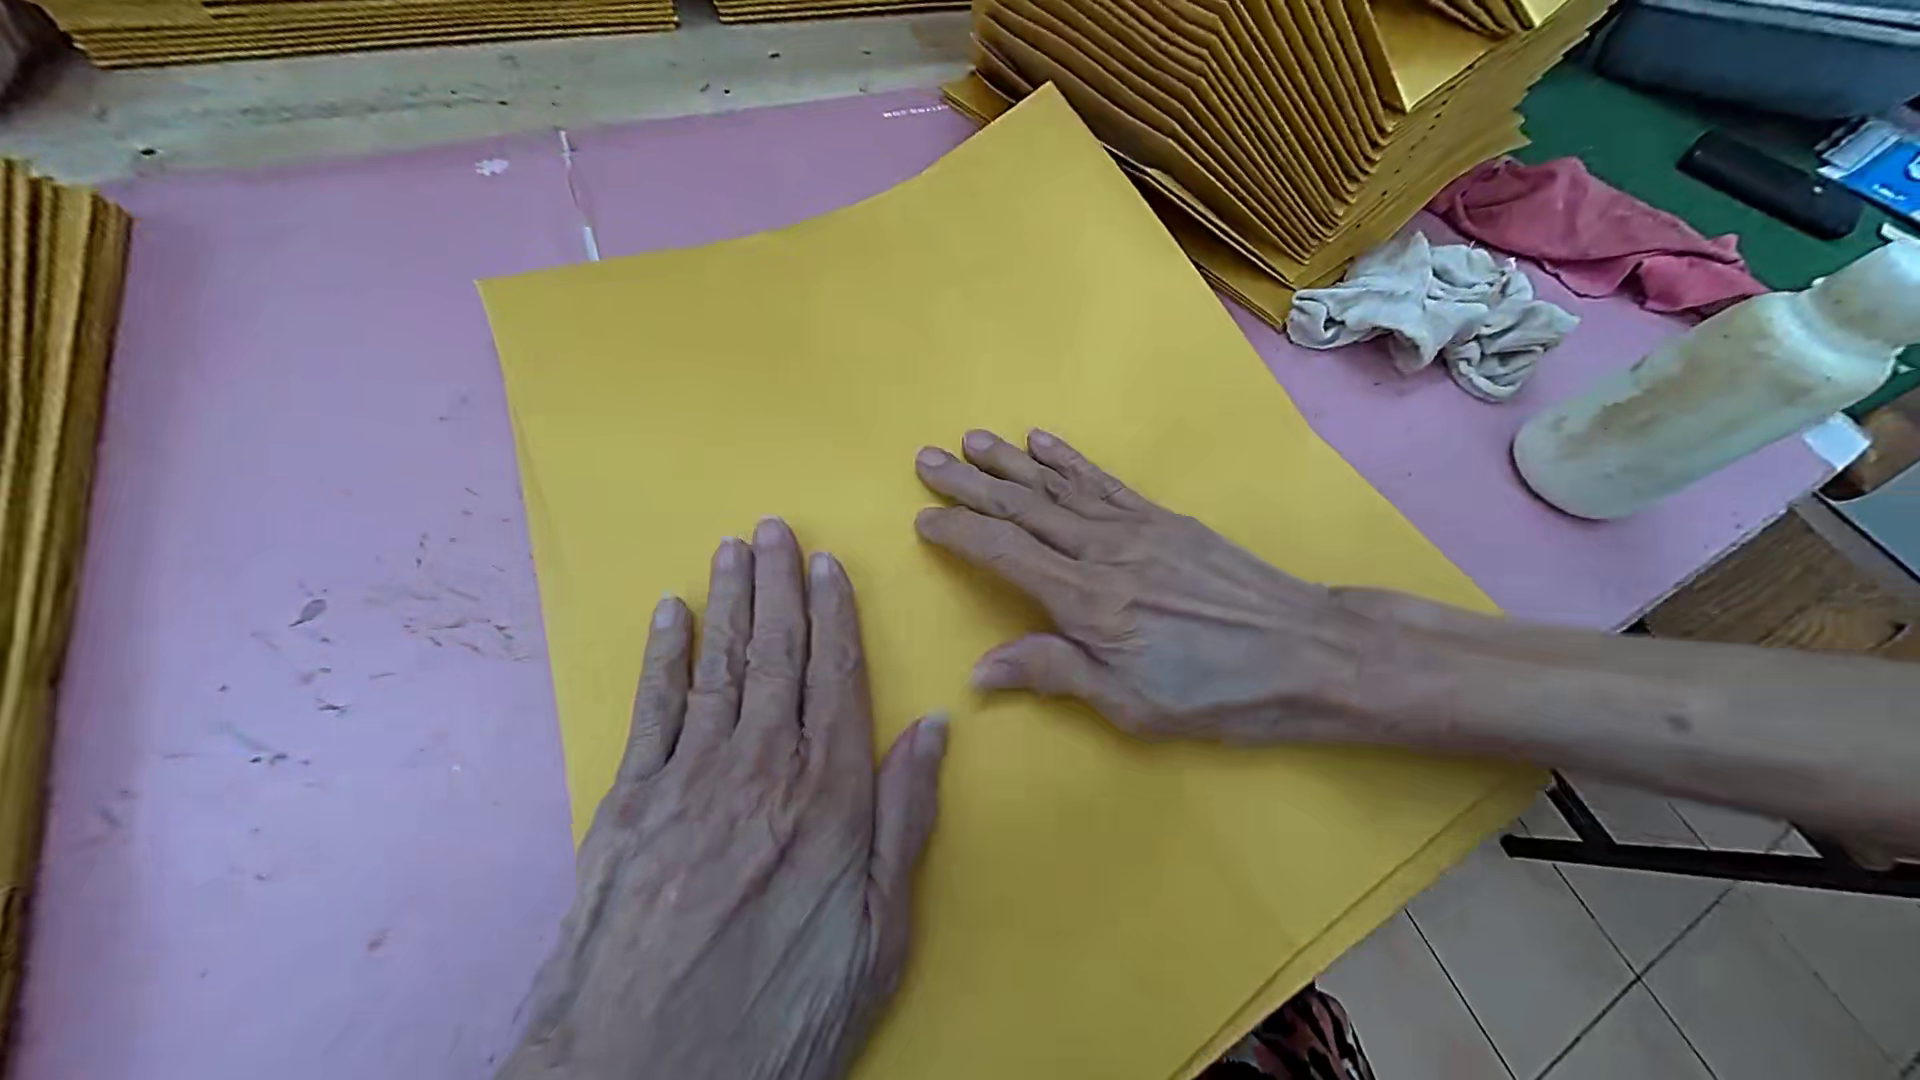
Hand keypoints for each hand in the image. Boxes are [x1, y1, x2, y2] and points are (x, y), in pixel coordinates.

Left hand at [500, 520, 947, 1079]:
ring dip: (731, 600)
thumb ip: (906, 818)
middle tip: (777, 528)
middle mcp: (765, 765)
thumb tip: (933, 728)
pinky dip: (665, 653)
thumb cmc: (785, 1011)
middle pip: (779, 652)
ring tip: (735, 547)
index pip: (838, 674)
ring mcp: (691, 777)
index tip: (829, 563)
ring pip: (721, 664)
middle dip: (780, 584)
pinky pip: (654, 708)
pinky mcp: (629, 802)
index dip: (835, 613)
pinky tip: (674, 612)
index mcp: (831, 792)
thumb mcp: (881, 933)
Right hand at [914, 429, 1387, 743]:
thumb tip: (979, 670)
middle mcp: (1103, 551)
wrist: (1310, 651)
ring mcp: (1135, 526)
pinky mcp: (1163, 518)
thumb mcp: (1133, 706)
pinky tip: (1043, 441)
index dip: (960, 533)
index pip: (1005, 553)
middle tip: (927, 459)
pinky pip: (1104, 481)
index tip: (924, 517)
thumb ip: (1055, 673)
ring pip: (1057, 485)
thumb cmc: (1219, 693)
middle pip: (1022, 508)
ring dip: (1010, 462)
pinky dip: (1069, 459)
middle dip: (969, 484)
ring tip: (973, 441)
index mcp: (1088, 601)